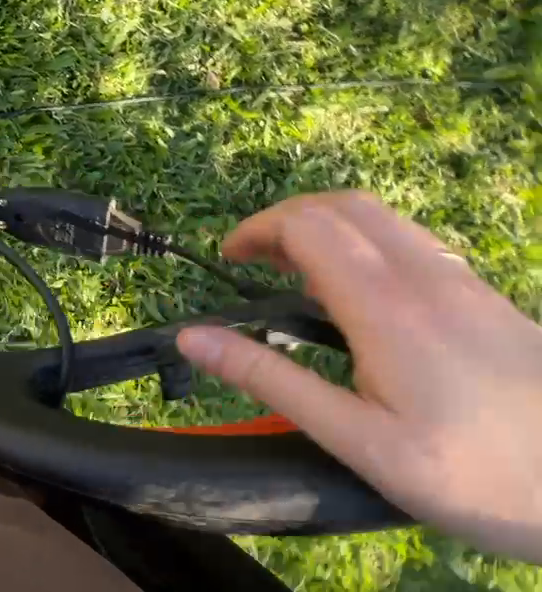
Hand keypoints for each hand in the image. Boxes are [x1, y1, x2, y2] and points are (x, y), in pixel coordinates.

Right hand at [175, 192, 541, 560]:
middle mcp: (429, 282)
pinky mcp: (493, 303)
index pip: (307, 225)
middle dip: (285, 218)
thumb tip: (189, 336)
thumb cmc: (485, 478)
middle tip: (256, 258)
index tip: (231, 260)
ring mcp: (468, 288)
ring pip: (383, 218)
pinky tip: (360, 293)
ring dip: (325, 225)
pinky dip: (365, 243)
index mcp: (388, 308)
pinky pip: (414, 243)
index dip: (256, 229)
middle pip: (343, 206)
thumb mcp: (363, 444)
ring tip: (299, 270)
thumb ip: (272, 381)